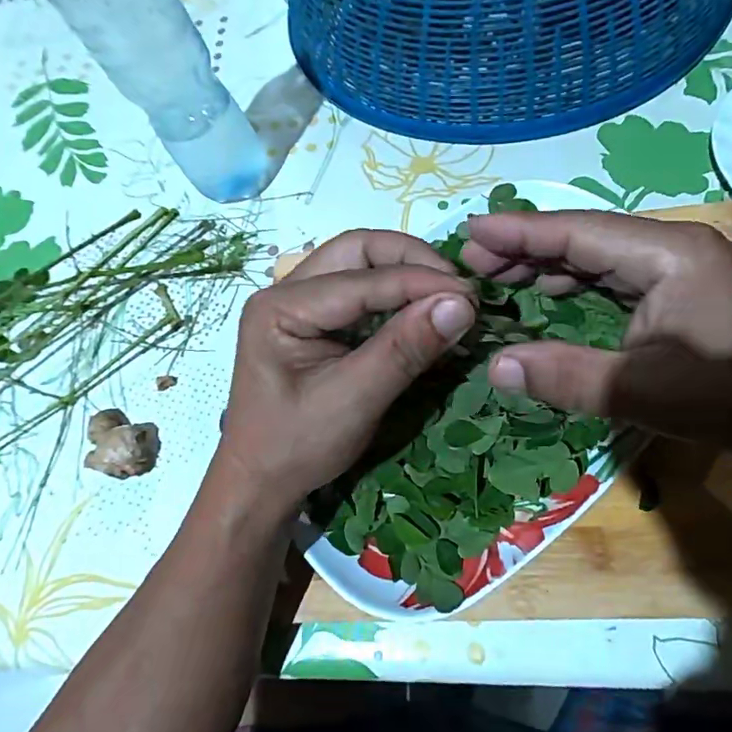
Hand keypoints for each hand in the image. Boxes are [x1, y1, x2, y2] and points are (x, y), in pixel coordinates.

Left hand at [211, 230, 476, 516]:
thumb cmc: (296, 447)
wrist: (260, 482)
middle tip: (457, 289)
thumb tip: (462, 305)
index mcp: (281, 306)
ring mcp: (298, 302)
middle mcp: (286, 290)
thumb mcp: (353, 401)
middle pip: (358, 250)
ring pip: (361, 263)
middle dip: (412, 261)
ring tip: (448, 298)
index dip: (421, 283)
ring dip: (407, 274)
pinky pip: (360, 290)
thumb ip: (404, 349)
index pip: (363, 278)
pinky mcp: (314, 319)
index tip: (472, 298)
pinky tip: (423, 313)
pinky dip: (396, 296)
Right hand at [459, 210, 731, 443]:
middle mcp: (672, 245)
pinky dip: (578, 281)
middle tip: (474, 265)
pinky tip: (552, 295)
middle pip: (584, 235)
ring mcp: (682, 264)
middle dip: (527, 248)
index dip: (517, 231)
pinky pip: (618, 273)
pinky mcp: (686, 287)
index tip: (468, 232)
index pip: (575, 231)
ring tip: (501, 278)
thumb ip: (565, 376)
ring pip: (600, 253)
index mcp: (664, 253)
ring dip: (550, 264)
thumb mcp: (642, 391)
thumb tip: (495, 366)